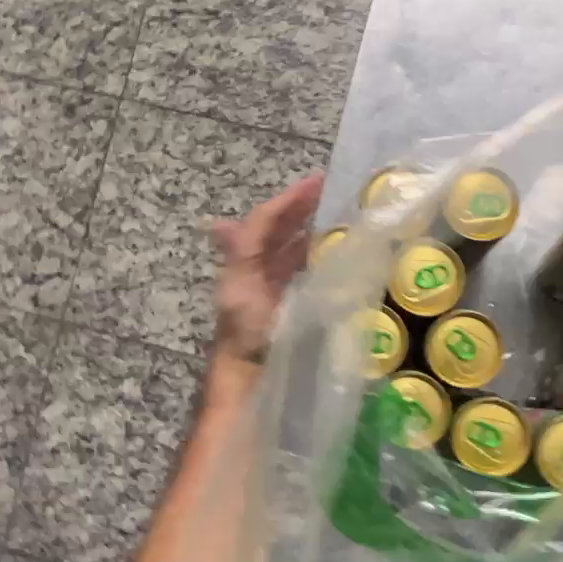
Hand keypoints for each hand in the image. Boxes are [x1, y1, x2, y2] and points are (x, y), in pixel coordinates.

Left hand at [211, 174, 325, 362]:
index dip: (289, 200)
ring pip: (293, 253)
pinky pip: (306, 276)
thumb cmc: (247, 333)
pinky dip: (320, 261)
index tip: (320, 182)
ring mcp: (276, 294)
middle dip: (303, 212)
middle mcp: (258, 275)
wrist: (253, 379)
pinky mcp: (293, 311)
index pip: (265, 221)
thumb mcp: (241, 288)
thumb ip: (240, 253)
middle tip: (336, 196)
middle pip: (279, 235)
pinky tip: (340, 258)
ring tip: (343, 221)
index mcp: (244, 265)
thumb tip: (219, 224)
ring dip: (314, 234)